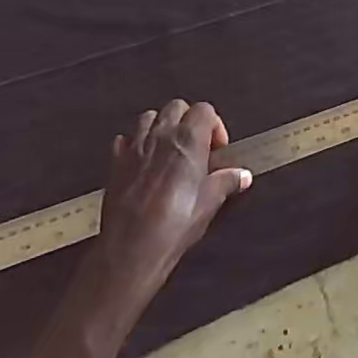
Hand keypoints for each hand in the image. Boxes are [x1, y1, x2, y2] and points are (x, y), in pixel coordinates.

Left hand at [94, 100, 252, 301]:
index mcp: (188, 140)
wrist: (132, 250)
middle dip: (189, 120)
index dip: (214, 125)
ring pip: (150, 117)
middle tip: (197, 146)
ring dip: (162, 127)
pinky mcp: (116, 163)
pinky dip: (135, 143)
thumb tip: (241, 176)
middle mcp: (161, 136)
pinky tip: (143, 161)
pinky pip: (125, 139)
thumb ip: (226, 182)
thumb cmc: (172, 226)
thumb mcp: (209, 204)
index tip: (217, 147)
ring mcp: (135, 147)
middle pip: (177, 107)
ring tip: (171, 150)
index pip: (204, 110)